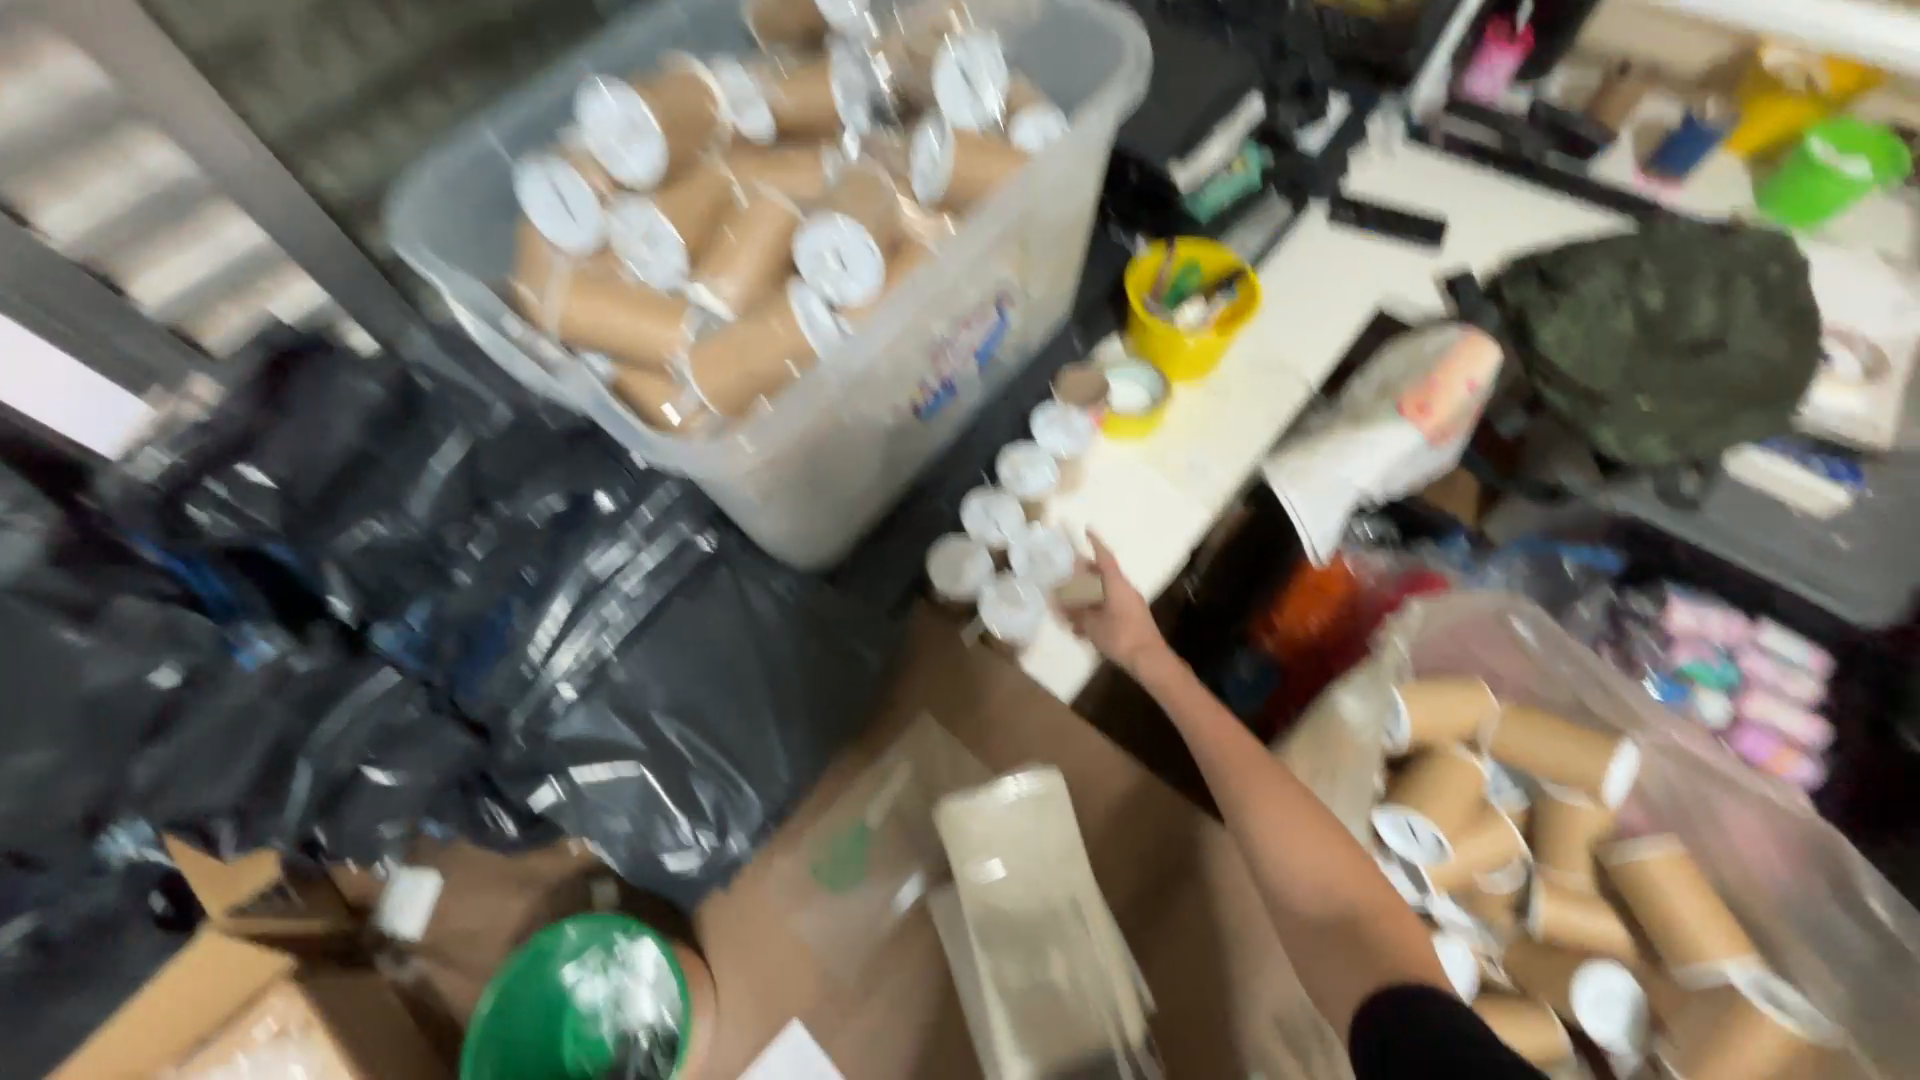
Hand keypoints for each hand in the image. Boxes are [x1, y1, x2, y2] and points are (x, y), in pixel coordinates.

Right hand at [1062, 532, 1169, 675]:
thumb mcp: (1092, 624)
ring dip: (1088, 598)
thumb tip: (1059, 600)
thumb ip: (1075, 611)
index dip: (1095, 543)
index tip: (1086, 531)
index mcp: (1117, 584)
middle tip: (1067, 577)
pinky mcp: (1132, 618)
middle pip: (1103, 575)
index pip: (1105, 557)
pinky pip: (1110, 607)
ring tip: (1069, 611)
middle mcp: (1126, 589)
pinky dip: (1096, 611)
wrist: (1149, 659)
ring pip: (1105, 593)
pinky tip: (1081, 630)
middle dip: (1085, 575)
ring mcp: (1131, 604)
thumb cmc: (1120, 636)